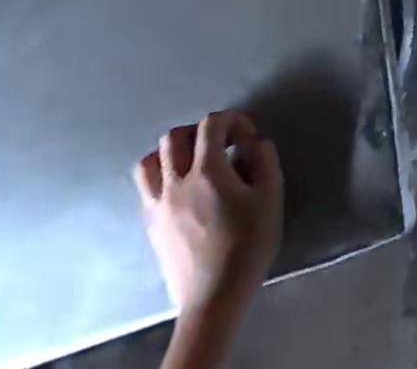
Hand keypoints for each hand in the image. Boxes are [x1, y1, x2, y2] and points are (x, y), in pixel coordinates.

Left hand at [134, 111, 283, 312]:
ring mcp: (158, 205)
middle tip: (220, 144)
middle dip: (199, 130)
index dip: (232, 119)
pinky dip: (162, 176)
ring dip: (172, 152)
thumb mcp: (271, 197)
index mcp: (207, 172)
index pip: (211, 124)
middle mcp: (176, 182)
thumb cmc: (247, 245)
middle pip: (174, 137)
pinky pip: (146, 187)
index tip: (247, 136)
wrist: (214, 297)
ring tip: (193, 162)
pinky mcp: (150, 224)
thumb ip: (265, 160)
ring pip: (150, 161)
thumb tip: (255, 141)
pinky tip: (182, 188)